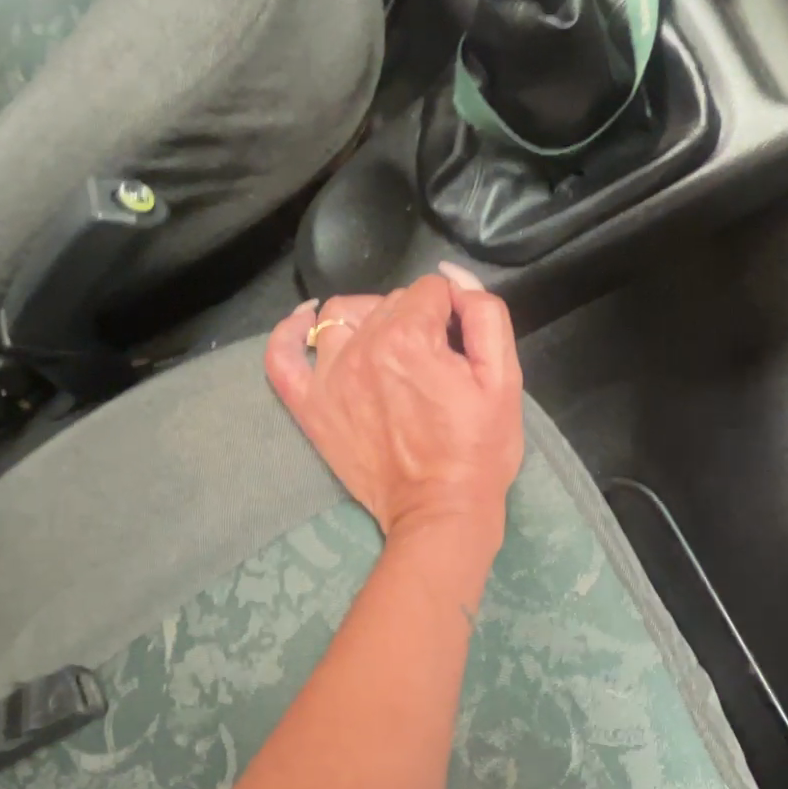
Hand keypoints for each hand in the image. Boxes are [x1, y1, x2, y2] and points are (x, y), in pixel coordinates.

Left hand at [266, 266, 523, 550]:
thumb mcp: (504, 379)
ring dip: (368, 318)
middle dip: (417, 318)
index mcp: (410, 337)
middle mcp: (362, 346)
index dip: (454, 312)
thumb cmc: (480, 449)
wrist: (441, 510)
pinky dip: (290, 331)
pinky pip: (282, 354)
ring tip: (392, 347)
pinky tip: (306, 322)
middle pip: (389, 301)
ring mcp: (328, 376)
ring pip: (341, 315)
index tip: (463, 348)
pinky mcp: (309, 406)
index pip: (431, 290)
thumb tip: (455, 278)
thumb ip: (485, 316)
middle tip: (437, 362)